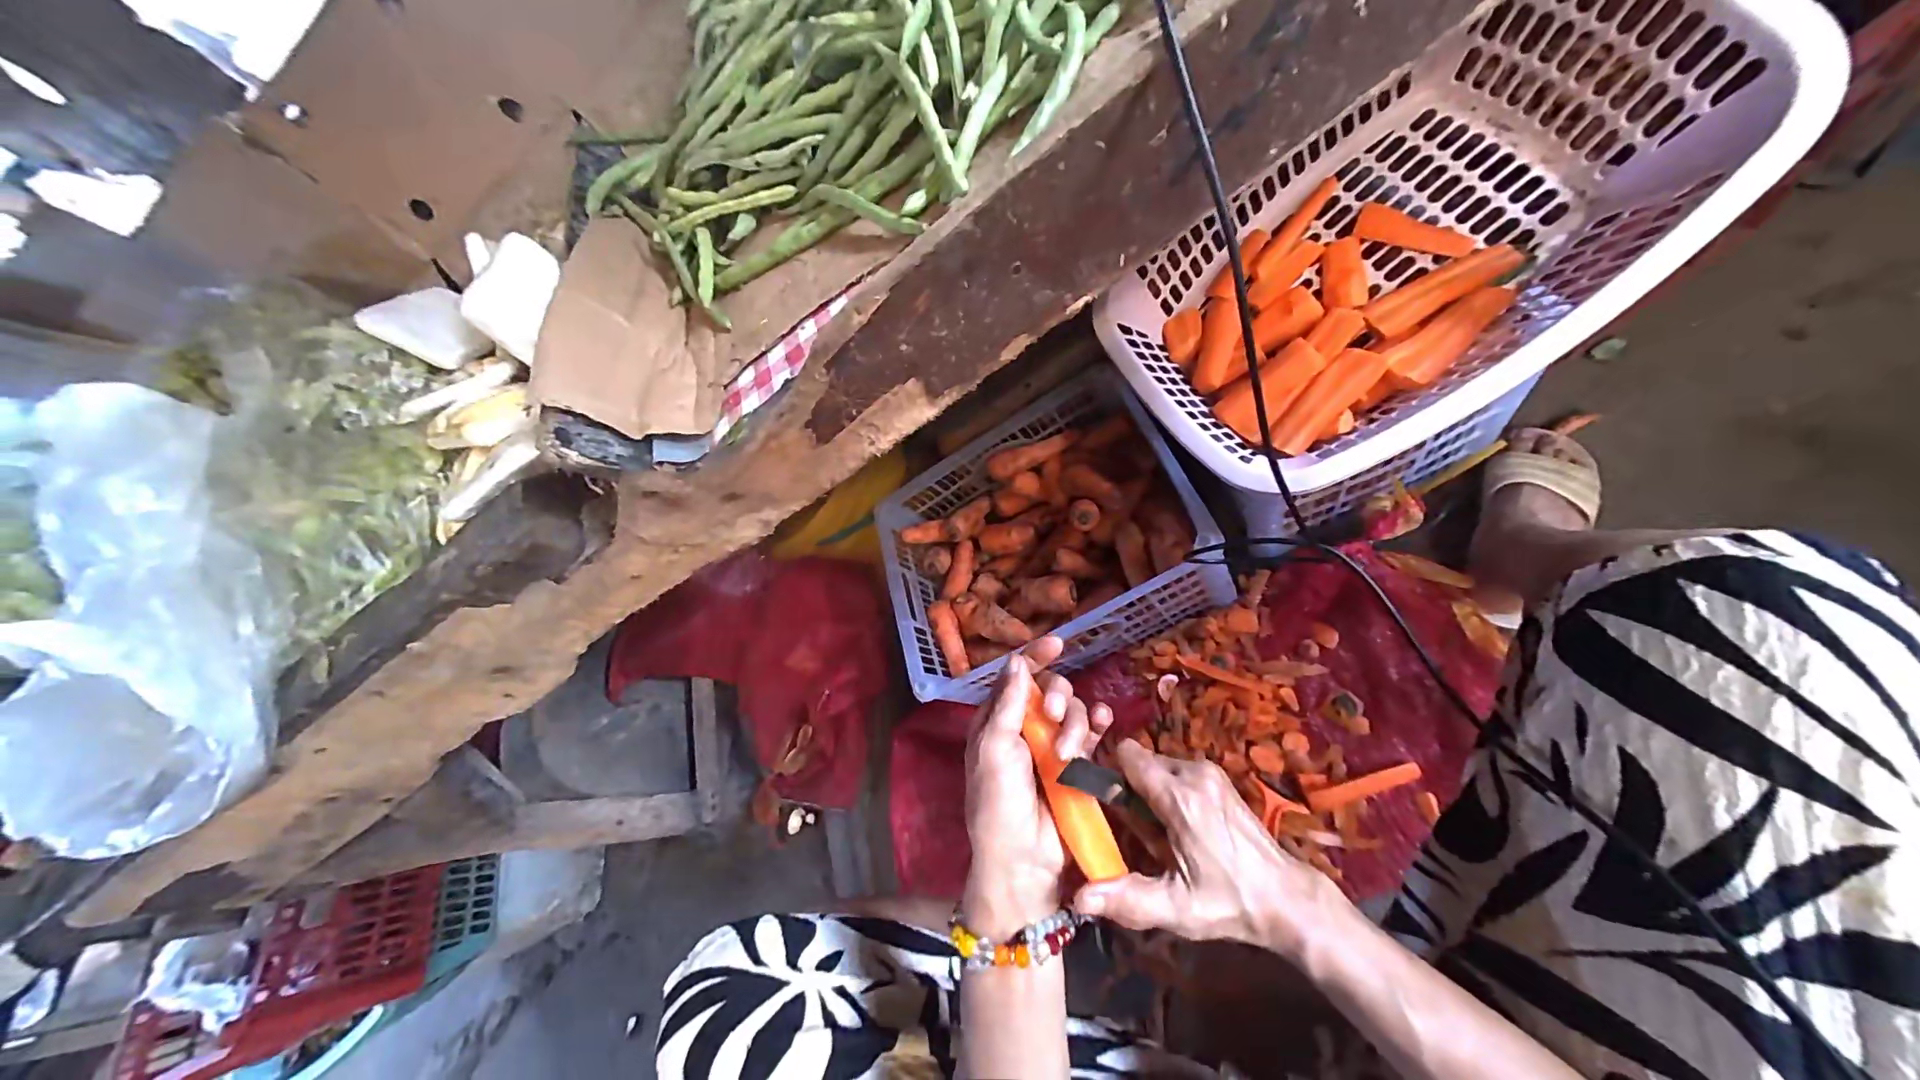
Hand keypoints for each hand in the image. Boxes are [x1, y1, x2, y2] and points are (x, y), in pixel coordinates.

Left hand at [961, 636, 1112, 938]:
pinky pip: (1093, 735)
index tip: (1057, 643)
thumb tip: (1017, 662)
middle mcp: (1024, 729)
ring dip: (1075, 723)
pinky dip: (1098, 726)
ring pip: (1073, 712)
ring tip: (1068, 752)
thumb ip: (1008, 705)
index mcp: (997, 722)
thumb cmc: (998, 804)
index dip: (1035, 657)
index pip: (1016, 679)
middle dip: (1057, 696)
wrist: (1025, 860)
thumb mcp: (994, 750)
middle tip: (1053, 716)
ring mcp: (1052, 748)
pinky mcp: (1077, 766)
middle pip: (1050, 691)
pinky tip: (1103, 725)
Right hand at [1071, 740, 1354, 958]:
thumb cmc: (1230, 904)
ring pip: (1160, 766)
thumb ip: (1128, 899)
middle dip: (1130, 789)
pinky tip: (1182, 827)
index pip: (1128, 755)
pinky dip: (1170, 791)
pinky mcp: (1221, 778)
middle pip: (1142, 762)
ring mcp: (1211, 772)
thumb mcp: (1177, 908)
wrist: (1288, 899)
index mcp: (1180, 797)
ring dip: (1151, 791)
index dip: (1109, 773)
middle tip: (1140, 831)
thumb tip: (1080, 899)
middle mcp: (1195, 773)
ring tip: (1163, 833)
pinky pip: (1178, 772)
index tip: (1105, 802)